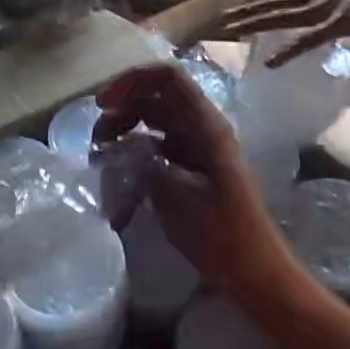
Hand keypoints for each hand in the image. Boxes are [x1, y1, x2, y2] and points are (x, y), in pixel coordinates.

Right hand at [95, 64, 296, 289]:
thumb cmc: (221, 233)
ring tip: (102, 158)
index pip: (169, 79)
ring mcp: (200, 152)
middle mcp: (204, 132)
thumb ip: (145, 165)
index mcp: (207, 127)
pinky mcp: (195, 174)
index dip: (133, 81)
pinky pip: (162, 153)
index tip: (103, 105)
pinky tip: (120, 181)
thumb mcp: (177, 197)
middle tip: (96, 140)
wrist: (253, 270)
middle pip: (158, 101)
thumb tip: (118, 148)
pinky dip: (139, 159)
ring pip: (157, 127)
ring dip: (127, 135)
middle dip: (123, 110)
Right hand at [217, 0, 349, 86]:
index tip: (267, 64)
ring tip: (228, 15)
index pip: (309, 40)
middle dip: (254, 22)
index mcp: (339, 23)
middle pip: (282, 15)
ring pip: (278, 2)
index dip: (289, 52)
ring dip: (252, 8)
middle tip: (228, 29)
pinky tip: (248, 2)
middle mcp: (321, 7)